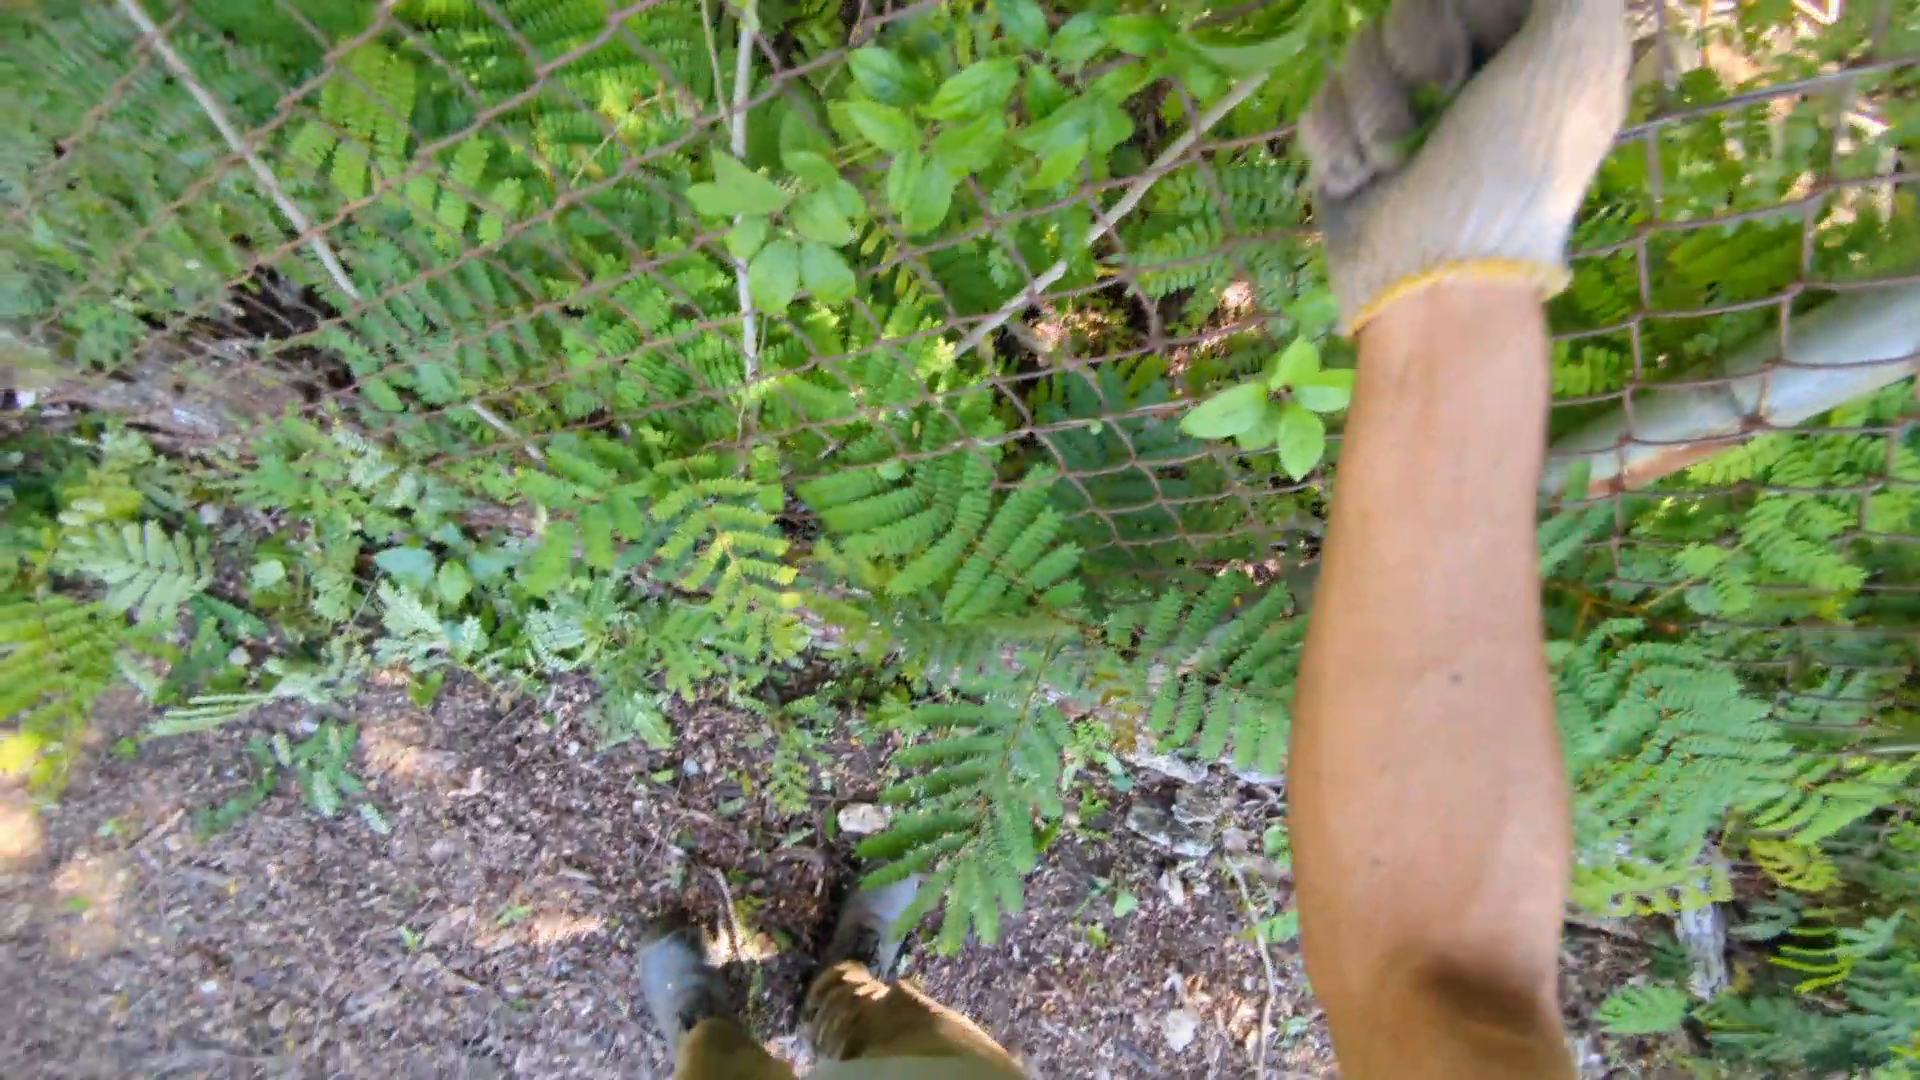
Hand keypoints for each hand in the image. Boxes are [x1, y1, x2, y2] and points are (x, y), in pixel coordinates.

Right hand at [1300, 0, 1629, 333]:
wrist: (1431, 272)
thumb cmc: (1508, 168)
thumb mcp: (1574, 49)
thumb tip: (1516, 0)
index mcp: (1524, 45)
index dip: (1470, 11)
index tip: (1486, 57)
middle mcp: (1459, 76)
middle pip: (1405, 11)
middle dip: (1416, 52)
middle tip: (1439, 98)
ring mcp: (1395, 117)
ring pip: (1356, 56)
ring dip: (1373, 111)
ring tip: (1389, 164)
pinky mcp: (1343, 154)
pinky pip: (1318, 110)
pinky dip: (1334, 145)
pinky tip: (1356, 182)